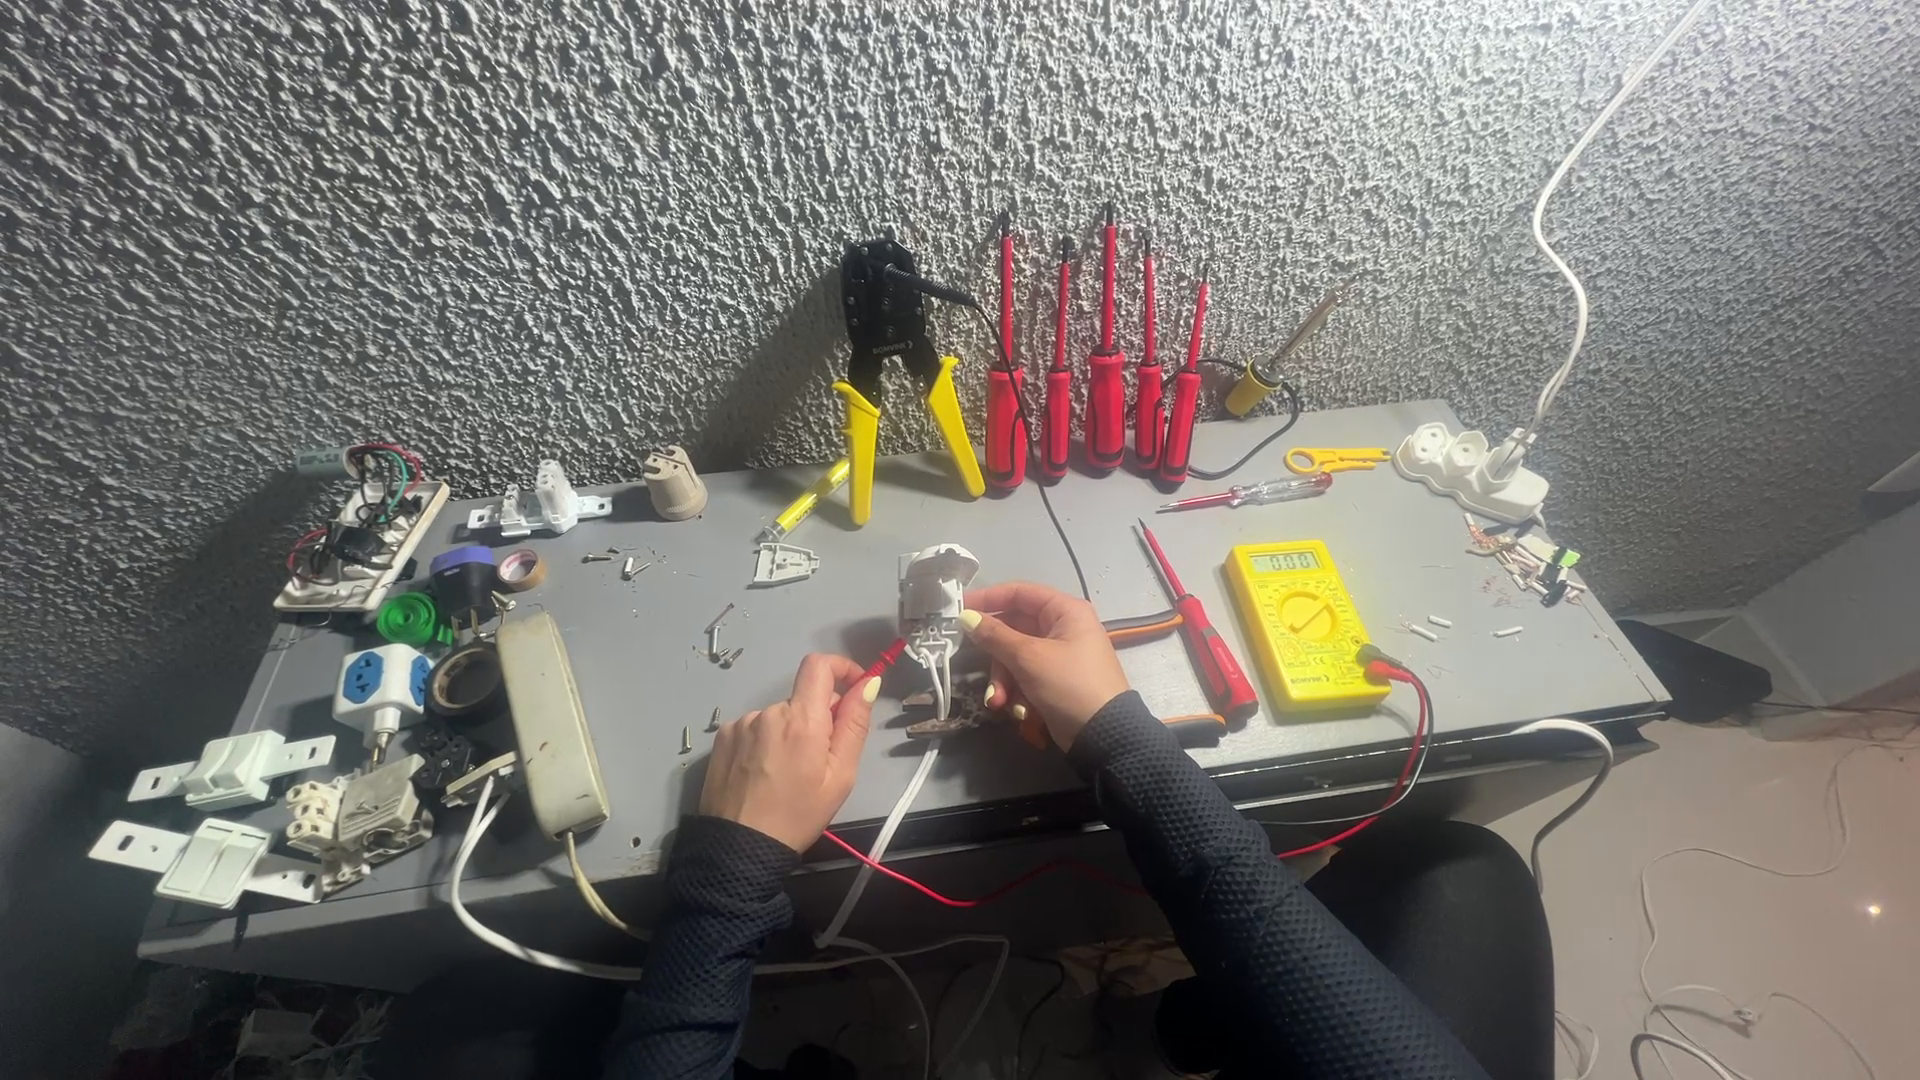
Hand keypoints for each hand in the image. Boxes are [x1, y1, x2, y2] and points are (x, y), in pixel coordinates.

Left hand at [700, 653, 879, 851]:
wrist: (737, 850)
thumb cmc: (797, 815)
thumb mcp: (840, 776)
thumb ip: (854, 724)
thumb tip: (867, 683)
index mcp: (801, 719)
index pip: (819, 665)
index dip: (842, 667)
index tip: (854, 687)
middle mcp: (768, 711)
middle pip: (802, 698)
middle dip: (819, 716)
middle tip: (820, 758)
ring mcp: (741, 723)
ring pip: (780, 715)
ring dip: (790, 731)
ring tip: (787, 773)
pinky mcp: (722, 737)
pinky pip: (755, 727)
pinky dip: (766, 741)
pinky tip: (763, 773)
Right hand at [961, 582, 1129, 750]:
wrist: (1104, 736)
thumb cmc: (1069, 685)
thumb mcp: (1029, 658)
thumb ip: (995, 636)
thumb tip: (966, 617)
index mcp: (1065, 611)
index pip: (1020, 593)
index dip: (988, 599)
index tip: (960, 610)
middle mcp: (1063, 628)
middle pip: (1014, 628)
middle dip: (996, 656)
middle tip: (978, 668)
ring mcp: (1059, 655)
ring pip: (1015, 656)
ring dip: (1003, 679)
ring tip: (1000, 701)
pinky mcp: (1054, 680)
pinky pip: (1025, 676)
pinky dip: (1016, 691)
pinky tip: (1017, 709)